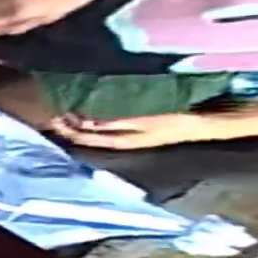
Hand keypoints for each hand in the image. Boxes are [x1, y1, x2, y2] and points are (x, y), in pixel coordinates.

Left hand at [49, 112, 219, 149]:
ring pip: (90, 134)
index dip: (65, 129)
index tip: (53, 117)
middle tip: (54, 114)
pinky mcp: (129, 132)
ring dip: (76, 125)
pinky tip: (84, 115)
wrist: (204, 124)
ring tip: (64, 114)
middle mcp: (116, 143)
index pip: (82, 139)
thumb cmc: (174, 122)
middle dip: (66, 128)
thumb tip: (85, 124)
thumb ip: (114, 123)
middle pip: (82, 138)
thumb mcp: (143, 122)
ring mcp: (122, 138)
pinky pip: (101, 130)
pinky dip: (88, 124)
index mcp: (118, 142)